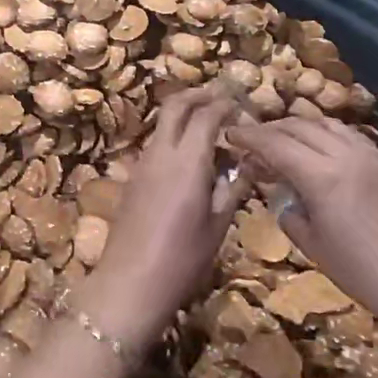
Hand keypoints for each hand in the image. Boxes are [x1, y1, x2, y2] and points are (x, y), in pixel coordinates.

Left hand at [79, 88, 244, 350]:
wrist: (130, 282)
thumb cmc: (183, 257)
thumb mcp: (218, 225)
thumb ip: (233, 188)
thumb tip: (247, 164)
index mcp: (186, 160)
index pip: (206, 115)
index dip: (224, 104)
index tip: (241, 103)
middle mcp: (160, 153)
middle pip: (175, 106)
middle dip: (198, 94)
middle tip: (220, 96)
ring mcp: (141, 164)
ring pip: (162, 124)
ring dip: (184, 114)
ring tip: (209, 123)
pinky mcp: (132, 178)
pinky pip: (155, 144)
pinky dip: (174, 136)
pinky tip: (190, 154)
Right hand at [228, 118, 377, 347]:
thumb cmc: (368, 275)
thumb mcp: (315, 248)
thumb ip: (291, 214)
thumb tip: (282, 197)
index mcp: (322, 177)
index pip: (275, 143)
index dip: (249, 137)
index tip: (229, 135)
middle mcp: (347, 156)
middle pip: (300, 126)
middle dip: (271, 129)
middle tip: (252, 140)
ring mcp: (373, 157)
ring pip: (328, 125)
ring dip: (300, 127)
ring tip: (284, 141)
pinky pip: (351, 137)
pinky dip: (326, 135)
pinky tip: (321, 153)